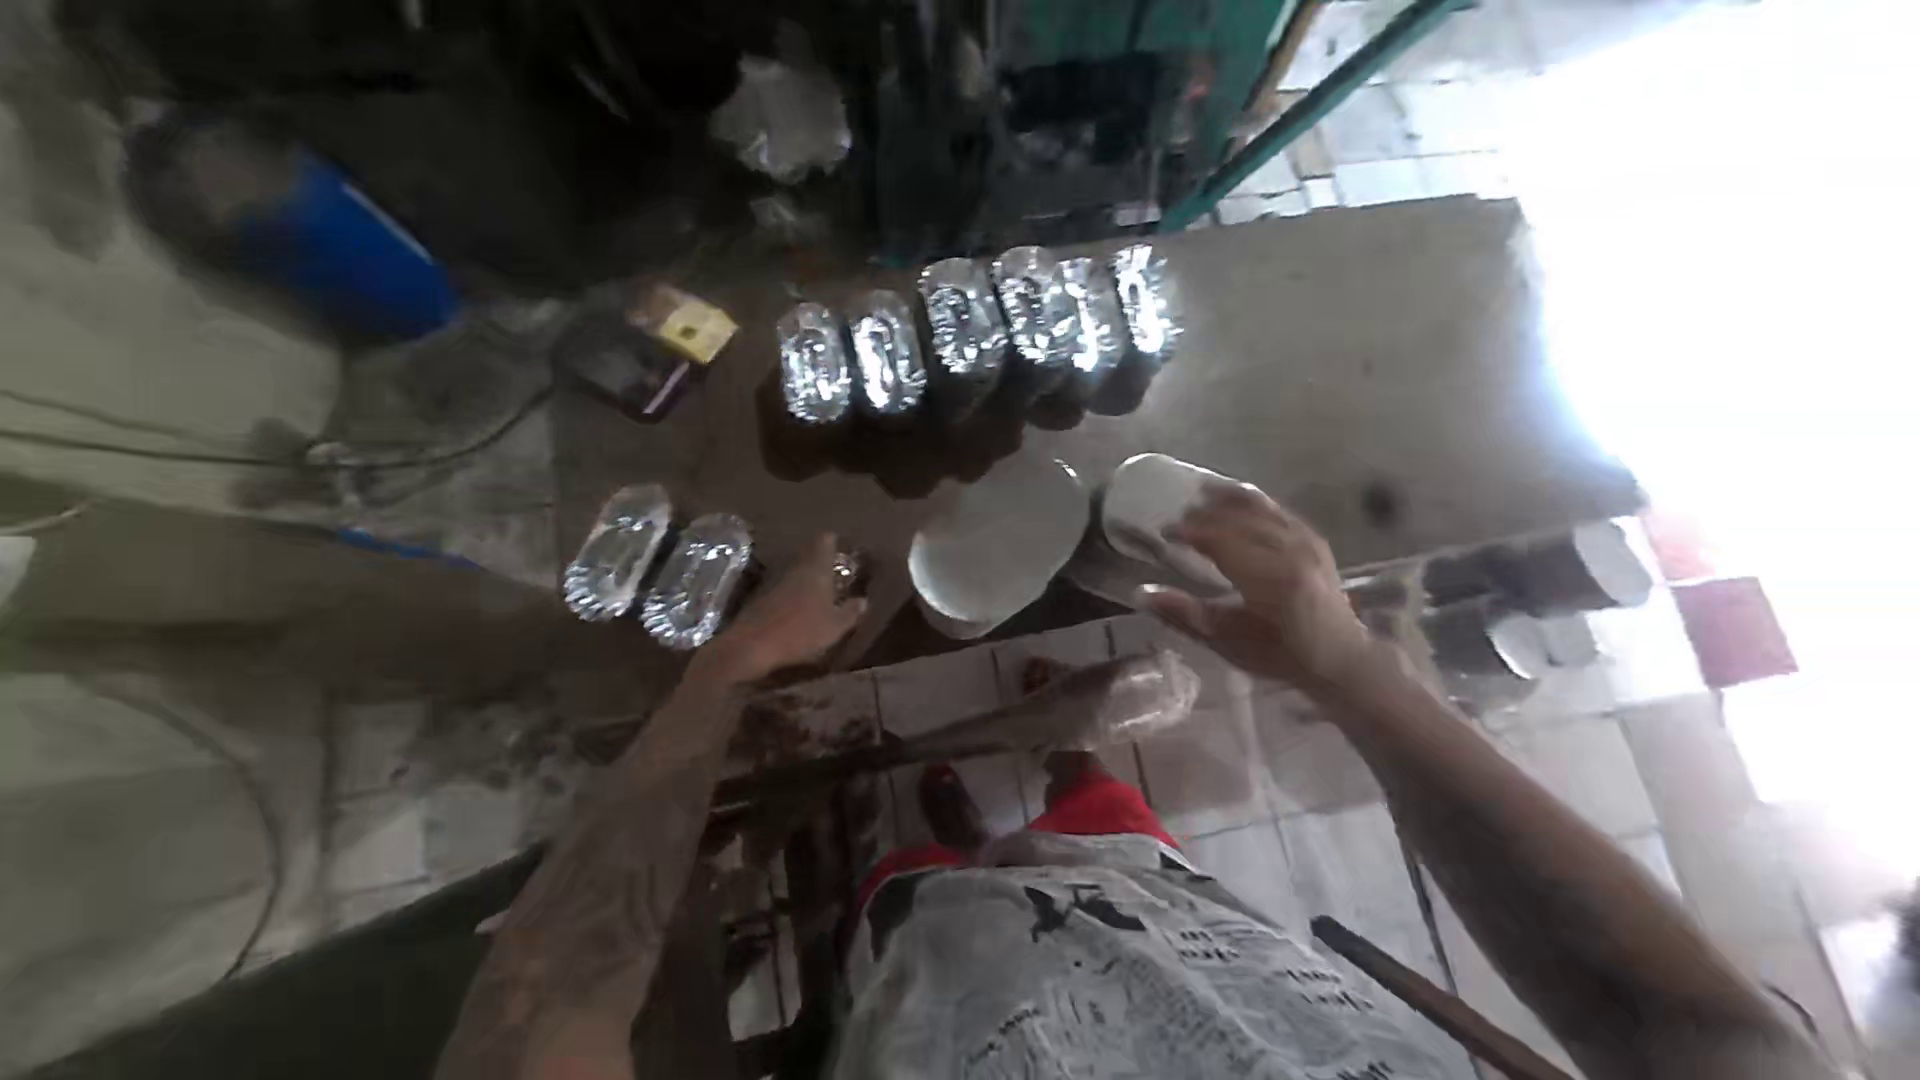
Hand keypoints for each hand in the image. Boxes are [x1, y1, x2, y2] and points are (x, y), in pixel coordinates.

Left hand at [701, 533, 866, 684]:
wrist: (751, 646)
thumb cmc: (801, 632)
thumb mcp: (835, 627)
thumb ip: (851, 612)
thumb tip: (863, 600)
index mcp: (816, 570)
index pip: (825, 541)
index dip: (833, 541)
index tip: (841, 547)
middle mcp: (795, 569)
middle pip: (808, 555)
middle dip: (820, 561)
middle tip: (834, 573)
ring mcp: (774, 581)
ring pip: (794, 572)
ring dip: (805, 579)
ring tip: (818, 594)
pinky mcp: (759, 597)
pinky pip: (781, 589)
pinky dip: (791, 595)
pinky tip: (797, 610)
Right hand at [1141, 483, 1373, 690]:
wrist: (1339, 658)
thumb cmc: (1278, 654)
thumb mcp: (1226, 641)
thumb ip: (1184, 614)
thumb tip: (1142, 594)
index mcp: (1269, 578)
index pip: (1221, 540)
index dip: (1190, 532)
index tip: (1165, 533)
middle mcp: (1291, 552)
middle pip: (1240, 519)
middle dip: (1205, 513)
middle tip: (1177, 514)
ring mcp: (1307, 543)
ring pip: (1262, 508)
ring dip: (1230, 499)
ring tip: (1203, 491)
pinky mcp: (1315, 541)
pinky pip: (1280, 511)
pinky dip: (1256, 501)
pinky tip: (1240, 499)